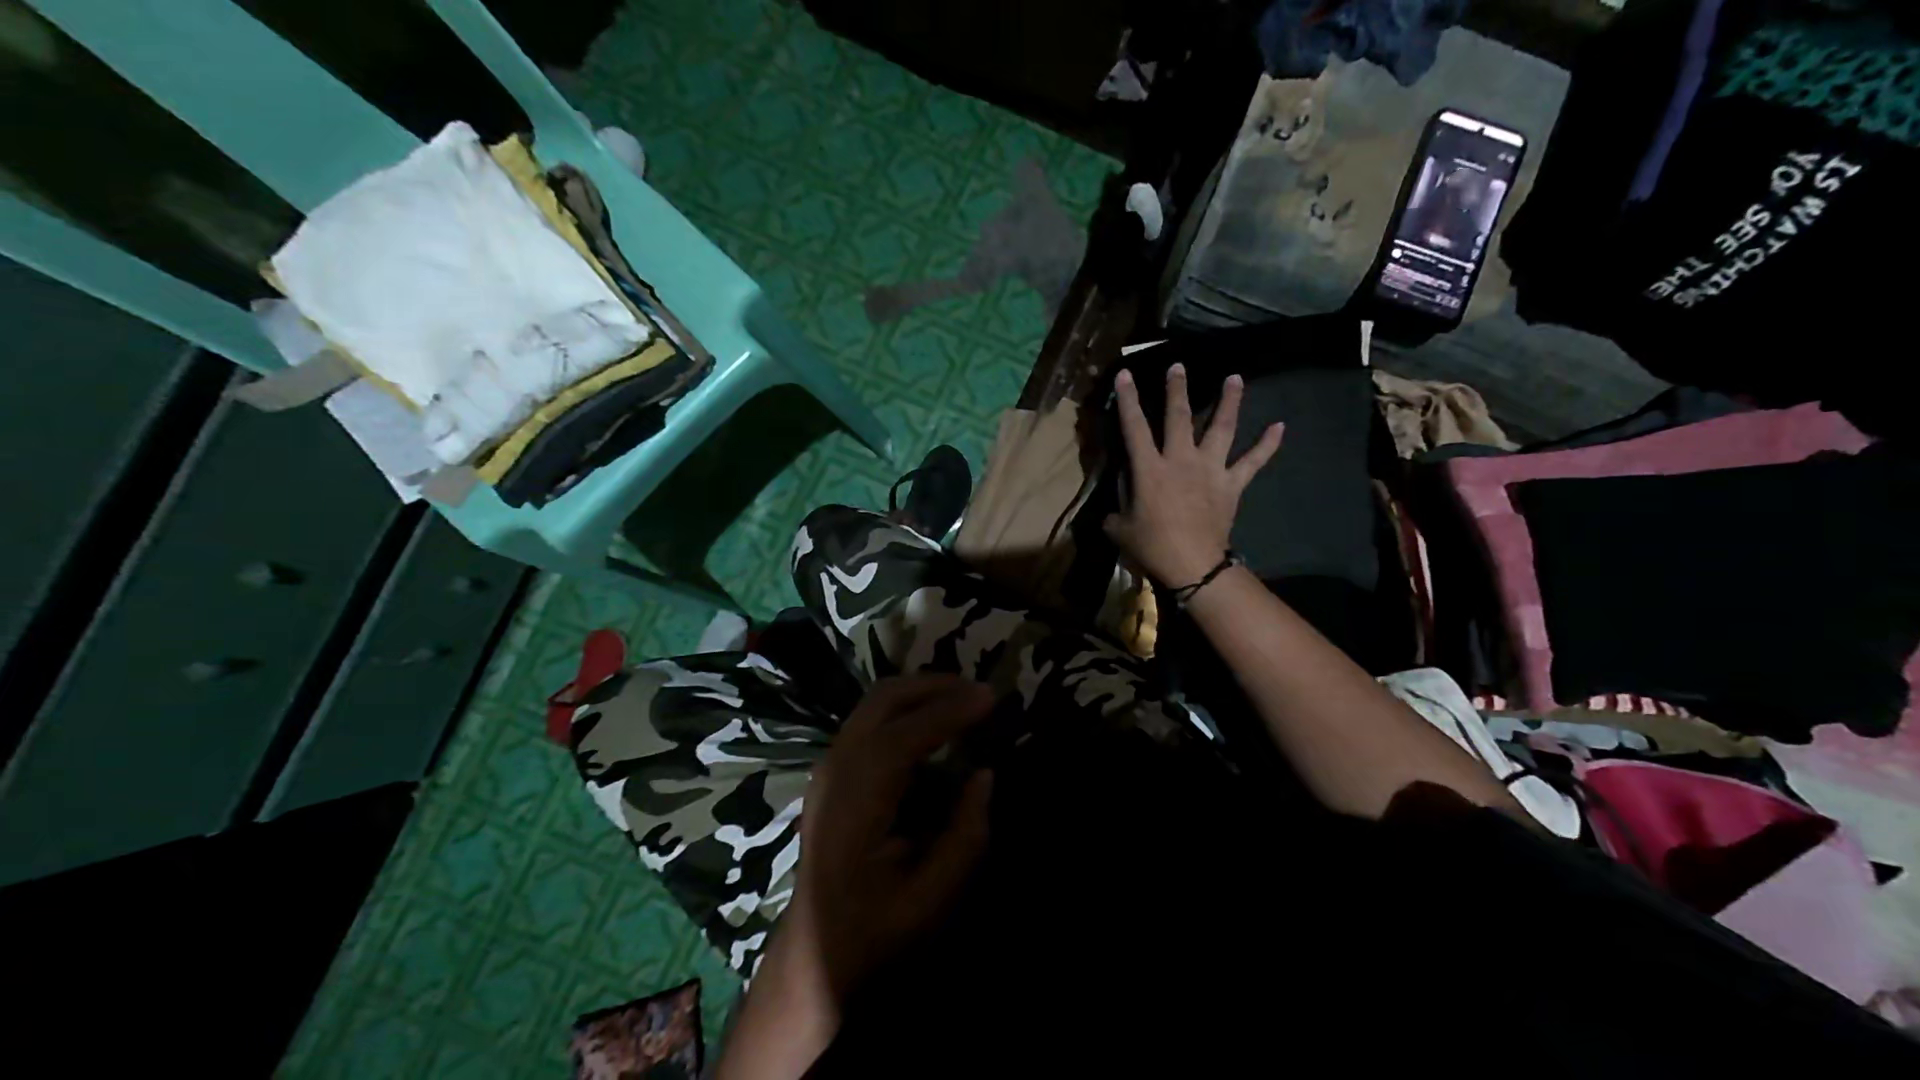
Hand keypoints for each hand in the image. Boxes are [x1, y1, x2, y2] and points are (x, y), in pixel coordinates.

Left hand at [790, 675, 994, 999]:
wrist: (814, 947)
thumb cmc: (874, 928)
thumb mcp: (931, 900)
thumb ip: (964, 836)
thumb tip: (984, 775)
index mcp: (854, 805)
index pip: (901, 738)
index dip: (948, 711)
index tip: (991, 697)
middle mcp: (836, 771)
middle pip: (883, 701)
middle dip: (934, 686)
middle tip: (981, 691)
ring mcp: (829, 765)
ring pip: (875, 703)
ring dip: (921, 692)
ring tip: (964, 700)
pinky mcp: (833, 768)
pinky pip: (871, 718)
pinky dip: (906, 706)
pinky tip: (934, 721)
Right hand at [1105, 363, 1284, 584]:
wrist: (1194, 564)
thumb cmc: (1152, 546)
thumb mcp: (1120, 529)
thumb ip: (1116, 513)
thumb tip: (1113, 511)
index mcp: (1149, 469)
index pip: (1134, 427)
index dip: (1127, 399)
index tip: (1125, 373)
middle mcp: (1181, 460)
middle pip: (1179, 417)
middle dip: (1177, 389)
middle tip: (1178, 366)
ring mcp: (1210, 469)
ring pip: (1222, 428)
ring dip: (1229, 401)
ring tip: (1235, 377)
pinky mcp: (1232, 484)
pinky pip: (1253, 461)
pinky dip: (1267, 444)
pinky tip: (1280, 426)